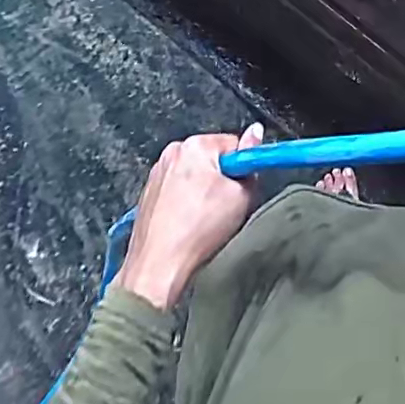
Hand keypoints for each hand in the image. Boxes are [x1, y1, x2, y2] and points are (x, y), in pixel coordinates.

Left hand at [113, 123, 262, 308]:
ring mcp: (157, 174)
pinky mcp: (149, 195)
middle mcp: (173, 153)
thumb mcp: (241, 196)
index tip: (244, 186)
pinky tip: (189, 225)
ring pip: (195, 177)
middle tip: (226, 206)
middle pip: (213, 159)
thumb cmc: (194, 233)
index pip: (234, 145)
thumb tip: (255, 134)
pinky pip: (178, 192)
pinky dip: (186, 205)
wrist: (156, 269)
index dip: (244, 169)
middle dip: (223, 180)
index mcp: (195, 146)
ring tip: (205, 220)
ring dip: (204, 193)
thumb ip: (251, 161)